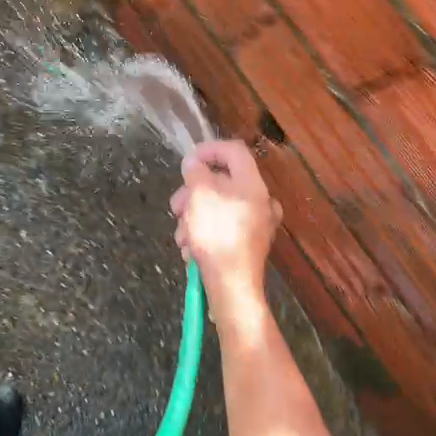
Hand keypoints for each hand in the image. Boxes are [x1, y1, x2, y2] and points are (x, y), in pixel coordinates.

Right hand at [170, 141, 282, 326]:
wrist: (232, 286)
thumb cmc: (217, 235)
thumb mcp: (199, 196)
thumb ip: (196, 172)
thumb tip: (194, 162)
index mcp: (253, 185)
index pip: (233, 151)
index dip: (209, 149)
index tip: (186, 160)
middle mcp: (260, 202)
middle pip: (221, 182)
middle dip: (192, 194)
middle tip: (176, 208)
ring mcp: (256, 225)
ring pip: (216, 207)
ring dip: (193, 217)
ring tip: (182, 237)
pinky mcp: (246, 245)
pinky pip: (221, 226)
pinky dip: (203, 233)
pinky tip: (191, 248)